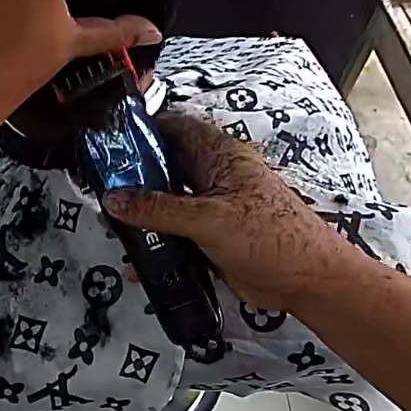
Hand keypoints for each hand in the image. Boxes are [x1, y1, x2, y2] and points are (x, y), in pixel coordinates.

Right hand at [105, 114, 364, 311]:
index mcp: (221, 156)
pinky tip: (140, 254)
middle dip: (136, 175)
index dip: (144, 130)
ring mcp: (212, 208)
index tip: (112, 142)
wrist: (305, 281)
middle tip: (105, 185)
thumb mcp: (209, 219)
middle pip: (166, 166)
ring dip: (144, 212)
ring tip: (116, 219)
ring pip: (167, 201)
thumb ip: (159, 209)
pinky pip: (175, 233)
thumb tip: (119, 200)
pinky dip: (156, 241)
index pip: (176, 128)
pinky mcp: (210, 236)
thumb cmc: (277, 239)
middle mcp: (215, 177)